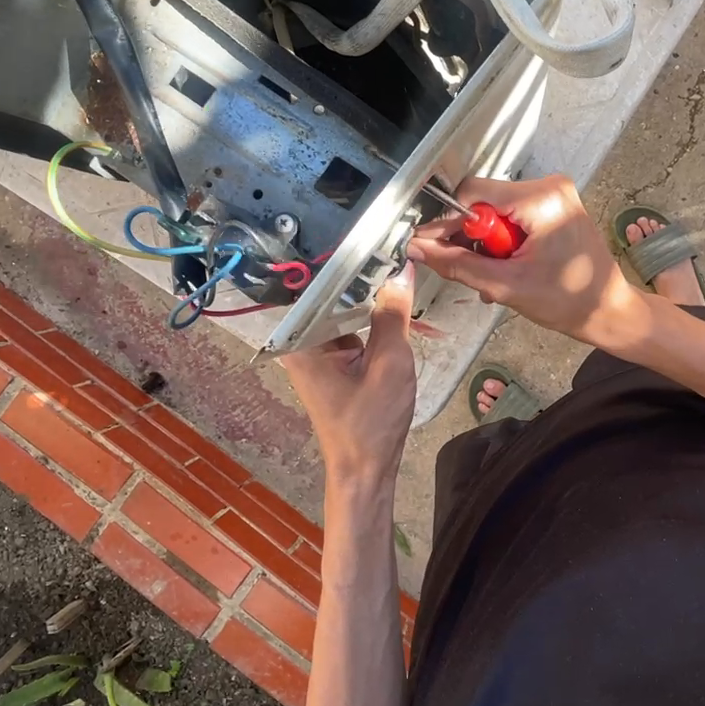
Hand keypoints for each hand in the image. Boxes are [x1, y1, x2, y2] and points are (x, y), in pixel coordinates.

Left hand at [280, 265, 417, 486]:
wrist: (365, 471)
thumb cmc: (372, 422)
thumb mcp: (390, 363)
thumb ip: (393, 313)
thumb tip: (402, 269)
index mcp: (302, 340)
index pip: (322, 285)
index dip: (351, 259)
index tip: (379, 234)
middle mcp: (301, 342)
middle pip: (333, 295)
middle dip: (365, 275)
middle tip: (397, 246)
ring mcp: (316, 353)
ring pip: (344, 311)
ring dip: (370, 296)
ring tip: (399, 266)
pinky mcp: (331, 363)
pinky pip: (350, 329)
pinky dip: (371, 318)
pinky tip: (394, 302)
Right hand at [406, 176, 649, 349]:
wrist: (609, 310)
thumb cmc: (570, 301)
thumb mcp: (505, 285)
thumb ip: (458, 265)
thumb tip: (421, 249)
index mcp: (541, 200)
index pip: (473, 193)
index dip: (447, 221)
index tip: (430, 244)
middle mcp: (550, 187)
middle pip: (484, 201)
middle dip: (469, 237)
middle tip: (462, 267)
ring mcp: (555, 194)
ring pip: (496, 211)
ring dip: (486, 244)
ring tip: (491, 276)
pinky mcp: (556, 206)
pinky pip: (514, 215)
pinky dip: (503, 241)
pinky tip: (505, 268)